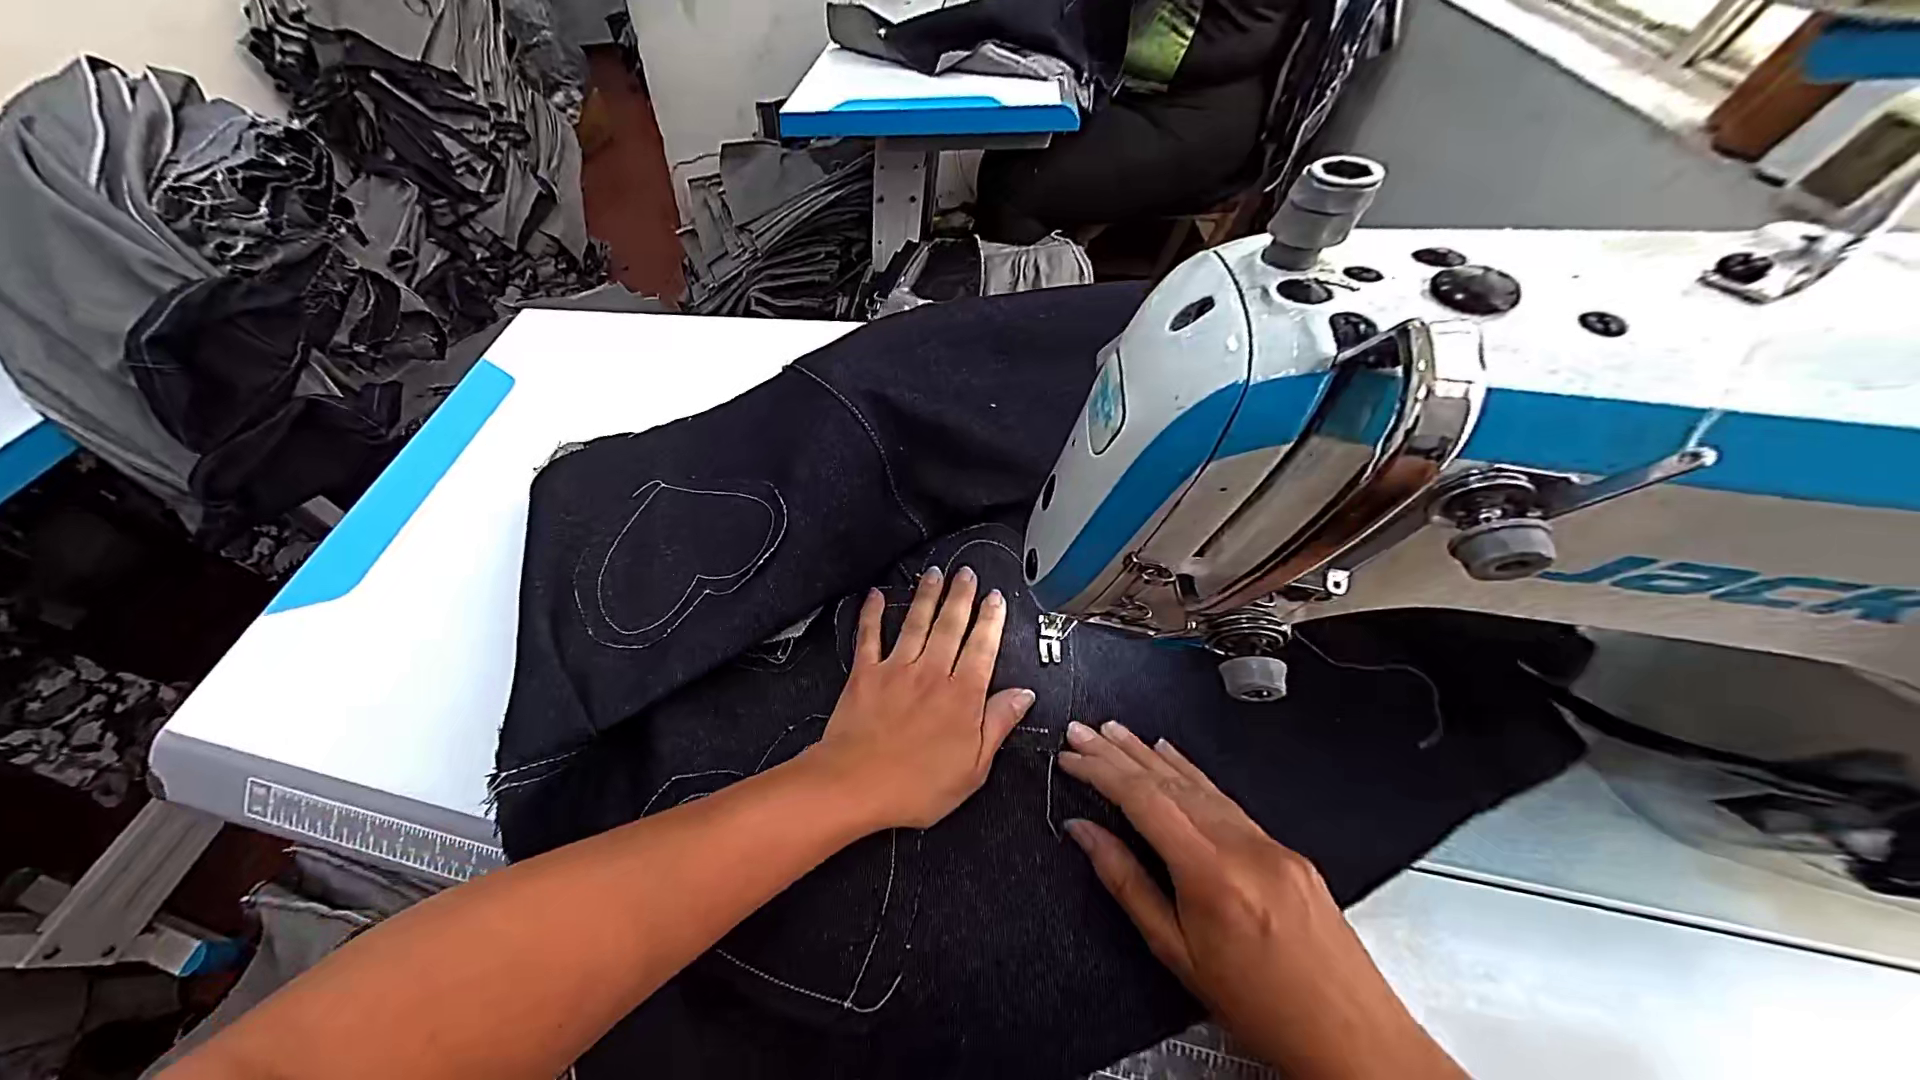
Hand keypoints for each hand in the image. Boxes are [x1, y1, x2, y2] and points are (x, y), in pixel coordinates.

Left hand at [809, 566, 1034, 830]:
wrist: (855, 786)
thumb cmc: (913, 785)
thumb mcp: (973, 767)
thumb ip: (999, 724)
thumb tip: (1023, 696)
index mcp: (961, 696)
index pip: (983, 646)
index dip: (991, 619)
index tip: (995, 599)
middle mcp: (931, 674)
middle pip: (951, 624)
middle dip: (961, 595)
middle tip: (967, 574)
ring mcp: (897, 670)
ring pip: (916, 622)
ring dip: (927, 595)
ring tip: (935, 574)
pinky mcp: (865, 674)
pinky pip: (869, 635)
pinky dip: (872, 613)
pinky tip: (877, 596)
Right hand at [1057, 721, 1465, 1079]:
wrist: (1355, 1041)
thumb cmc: (1263, 1010)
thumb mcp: (1176, 953)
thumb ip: (1125, 883)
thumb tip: (1085, 833)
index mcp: (1211, 874)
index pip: (1143, 799)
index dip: (1101, 771)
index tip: (1072, 757)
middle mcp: (1244, 846)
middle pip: (1167, 781)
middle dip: (1117, 751)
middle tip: (1082, 731)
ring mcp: (1270, 842)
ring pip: (1197, 784)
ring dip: (1150, 754)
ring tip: (1115, 732)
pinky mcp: (1285, 848)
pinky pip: (1226, 798)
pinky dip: (1191, 773)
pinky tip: (1170, 755)